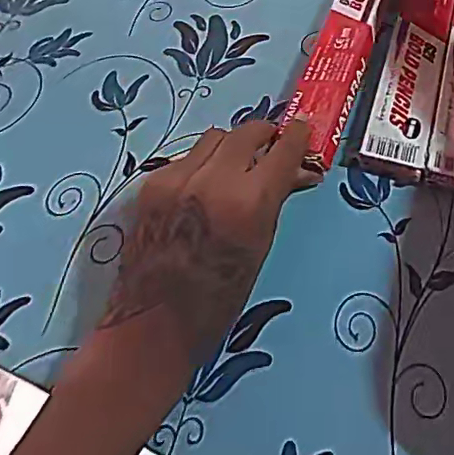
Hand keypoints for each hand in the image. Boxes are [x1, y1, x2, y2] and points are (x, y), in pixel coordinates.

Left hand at [95, 119, 318, 370]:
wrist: (154, 325)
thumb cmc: (220, 296)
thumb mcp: (260, 245)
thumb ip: (276, 198)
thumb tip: (298, 171)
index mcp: (250, 201)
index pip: (283, 149)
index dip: (297, 136)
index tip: (301, 129)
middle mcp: (215, 181)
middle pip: (248, 131)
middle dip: (264, 136)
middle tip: (269, 149)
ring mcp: (178, 178)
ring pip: (216, 137)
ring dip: (231, 147)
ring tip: (233, 169)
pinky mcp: (152, 184)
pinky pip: (187, 157)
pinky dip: (201, 165)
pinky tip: (200, 191)